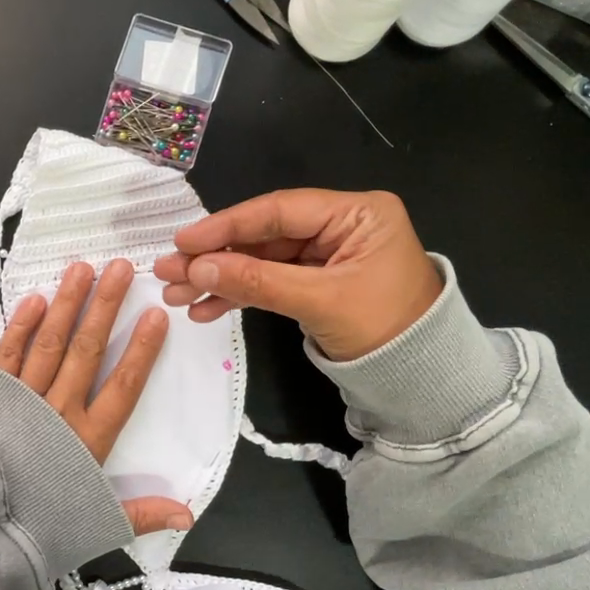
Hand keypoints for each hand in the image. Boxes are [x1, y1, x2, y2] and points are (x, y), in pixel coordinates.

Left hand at [0, 259, 194, 536]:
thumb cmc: (35, 524)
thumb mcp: (92, 523)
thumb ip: (139, 514)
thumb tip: (187, 515)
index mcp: (88, 439)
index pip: (124, 386)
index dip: (142, 351)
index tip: (156, 316)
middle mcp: (59, 411)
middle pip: (87, 351)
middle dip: (105, 308)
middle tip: (120, 269)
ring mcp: (24, 400)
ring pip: (51, 344)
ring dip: (67, 305)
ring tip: (81, 269)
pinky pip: (9, 356)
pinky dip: (21, 327)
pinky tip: (34, 300)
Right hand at [153, 188, 442, 360]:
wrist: (422, 378)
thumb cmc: (385, 329)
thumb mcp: (319, 301)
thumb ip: (257, 281)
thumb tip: (197, 268)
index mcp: (356, 214)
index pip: (278, 210)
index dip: (226, 225)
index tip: (183, 241)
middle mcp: (340, 226)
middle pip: (263, 236)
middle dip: (214, 257)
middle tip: (167, 273)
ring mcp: (326, 255)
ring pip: (260, 261)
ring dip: (218, 279)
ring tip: (176, 297)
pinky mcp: (316, 282)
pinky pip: (269, 282)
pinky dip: (238, 295)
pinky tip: (206, 310)